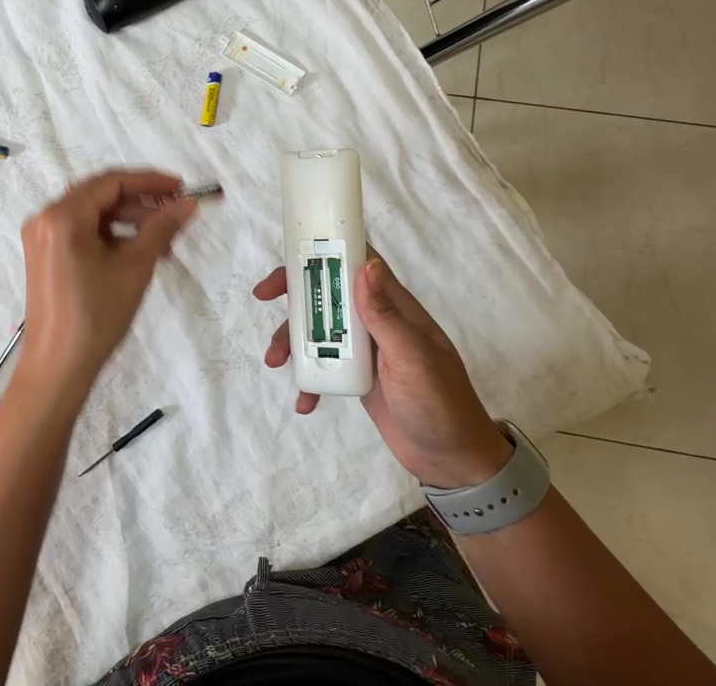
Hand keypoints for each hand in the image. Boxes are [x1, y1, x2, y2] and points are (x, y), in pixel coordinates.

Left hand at [19, 170, 197, 398]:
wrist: (58, 366)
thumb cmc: (96, 315)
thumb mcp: (134, 267)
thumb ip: (161, 228)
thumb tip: (187, 204)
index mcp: (62, 216)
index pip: (110, 182)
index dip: (149, 181)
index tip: (181, 187)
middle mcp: (45, 218)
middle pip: (99, 195)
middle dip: (141, 202)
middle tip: (177, 212)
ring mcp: (41, 238)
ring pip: (92, 215)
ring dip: (129, 221)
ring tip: (165, 241)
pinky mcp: (45, 256)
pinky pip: (82, 233)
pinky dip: (111, 237)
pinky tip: (140, 252)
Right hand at [257, 249, 510, 487]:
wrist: (452, 461)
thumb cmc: (441, 404)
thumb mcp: (414, 359)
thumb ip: (387, 316)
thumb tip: (366, 266)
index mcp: (396, 308)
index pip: (358, 264)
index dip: (325, 254)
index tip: (292, 258)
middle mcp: (377, 322)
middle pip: (328, 294)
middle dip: (294, 295)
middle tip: (263, 298)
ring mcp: (365, 350)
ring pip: (318, 330)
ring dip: (293, 342)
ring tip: (275, 363)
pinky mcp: (357, 377)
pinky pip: (323, 367)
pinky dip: (308, 380)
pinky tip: (304, 400)